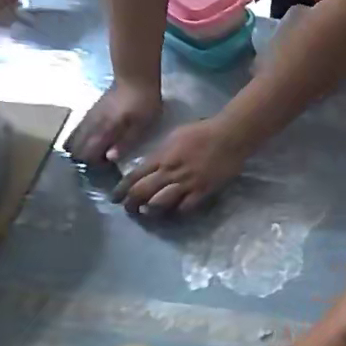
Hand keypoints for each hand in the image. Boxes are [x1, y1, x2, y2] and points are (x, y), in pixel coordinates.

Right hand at [67, 79, 162, 163]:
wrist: (135, 78)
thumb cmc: (144, 103)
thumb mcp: (142, 125)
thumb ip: (126, 141)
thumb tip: (109, 158)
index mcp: (104, 130)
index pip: (87, 153)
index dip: (95, 163)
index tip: (108, 166)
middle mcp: (90, 125)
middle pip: (76, 148)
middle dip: (86, 158)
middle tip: (103, 160)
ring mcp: (88, 117)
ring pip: (73, 138)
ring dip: (81, 148)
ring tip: (98, 152)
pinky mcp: (90, 111)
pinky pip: (77, 129)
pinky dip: (80, 138)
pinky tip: (92, 140)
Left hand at [112, 116, 252, 215]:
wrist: (230, 135)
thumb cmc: (203, 131)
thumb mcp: (174, 136)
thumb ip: (161, 152)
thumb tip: (151, 163)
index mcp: (161, 157)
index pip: (134, 177)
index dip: (122, 190)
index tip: (115, 198)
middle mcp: (170, 172)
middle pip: (143, 192)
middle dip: (132, 203)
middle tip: (129, 209)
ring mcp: (187, 183)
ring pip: (160, 203)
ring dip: (150, 211)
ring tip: (147, 214)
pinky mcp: (203, 190)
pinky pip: (185, 207)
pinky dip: (176, 212)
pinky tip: (174, 212)